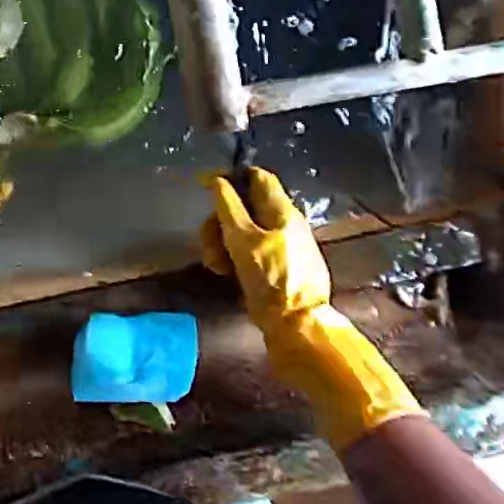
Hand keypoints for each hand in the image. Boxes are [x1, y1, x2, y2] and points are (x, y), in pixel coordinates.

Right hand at [200, 167, 331, 328]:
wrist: (297, 326)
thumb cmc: (272, 281)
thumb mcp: (244, 241)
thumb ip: (229, 208)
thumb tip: (218, 180)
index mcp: (282, 211)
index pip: (257, 177)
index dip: (231, 177)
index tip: (206, 187)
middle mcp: (284, 223)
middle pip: (244, 206)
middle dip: (220, 220)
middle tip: (208, 243)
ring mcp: (281, 244)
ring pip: (243, 230)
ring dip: (222, 242)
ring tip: (216, 265)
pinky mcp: (276, 265)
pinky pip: (250, 249)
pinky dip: (234, 256)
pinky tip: (225, 273)